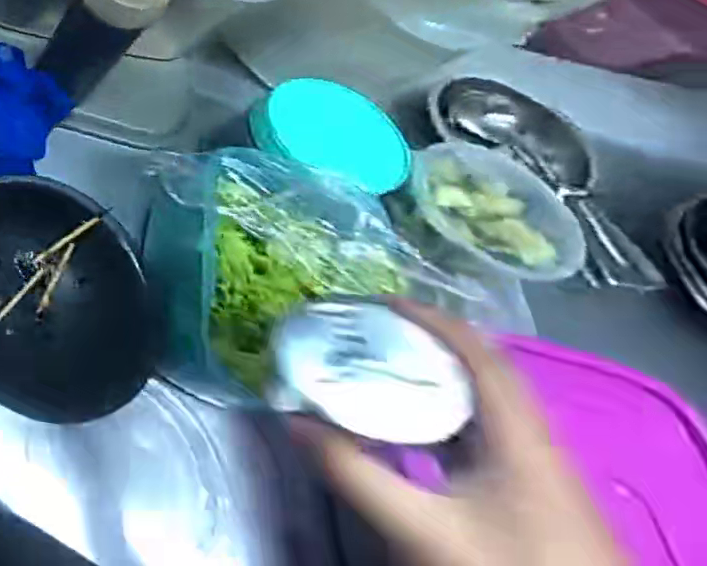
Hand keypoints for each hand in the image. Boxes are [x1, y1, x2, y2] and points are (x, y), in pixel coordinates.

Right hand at [296, 301, 624, 565]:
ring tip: (372, 363)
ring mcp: (537, 473)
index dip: (431, 320)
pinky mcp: (530, 495)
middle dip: (421, 341)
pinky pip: (478, 431)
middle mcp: (535, 446)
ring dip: (428, 374)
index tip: (375, 299)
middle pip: (481, 374)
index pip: (481, 358)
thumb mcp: (421, 527)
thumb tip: (289, 418)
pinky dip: (436, 409)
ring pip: (480, 403)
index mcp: (522, 442)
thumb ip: (352, 471)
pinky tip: (402, 421)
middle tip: (364, 327)